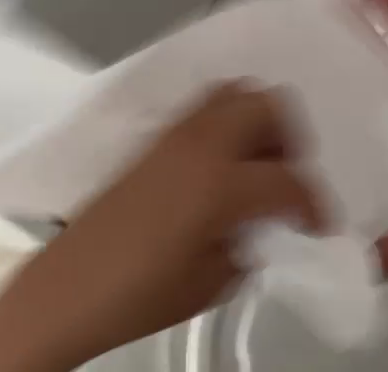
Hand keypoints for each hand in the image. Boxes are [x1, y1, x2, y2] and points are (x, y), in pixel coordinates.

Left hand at [0, 83, 325, 371]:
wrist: (68, 287)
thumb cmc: (139, 293)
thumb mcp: (213, 281)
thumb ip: (253, 244)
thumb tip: (270, 226)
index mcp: (220, 183)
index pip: (289, 179)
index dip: (314, 204)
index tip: (319, 225)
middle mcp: (201, 142)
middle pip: (267, 104)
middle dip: (291, 138)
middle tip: (290, 178)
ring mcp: (176, 132)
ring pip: (235, 93)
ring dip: (258, 122)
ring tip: (258, 166)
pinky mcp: (157, 136)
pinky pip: (206, 107)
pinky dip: (229, 122)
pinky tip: (224, 166)